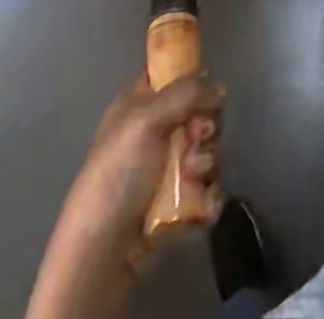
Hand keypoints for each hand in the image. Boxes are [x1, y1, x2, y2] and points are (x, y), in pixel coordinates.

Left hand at [55, 73, 224, 256]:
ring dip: (207, 162)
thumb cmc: (117, 173)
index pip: (172, 76)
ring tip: (192, 177)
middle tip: (197, 138)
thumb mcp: (145, 120)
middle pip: (200, 113)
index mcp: (139, 105)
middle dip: (205, 127)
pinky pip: (209, 185)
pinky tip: (202, 205)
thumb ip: (185, 93)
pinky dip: (210, 194)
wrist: (104, 248)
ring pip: (208, 150)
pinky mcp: (180, 201)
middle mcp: (155, 131)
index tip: (204, 94)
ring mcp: (168, 168)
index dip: (192, 80)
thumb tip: (218, 87)